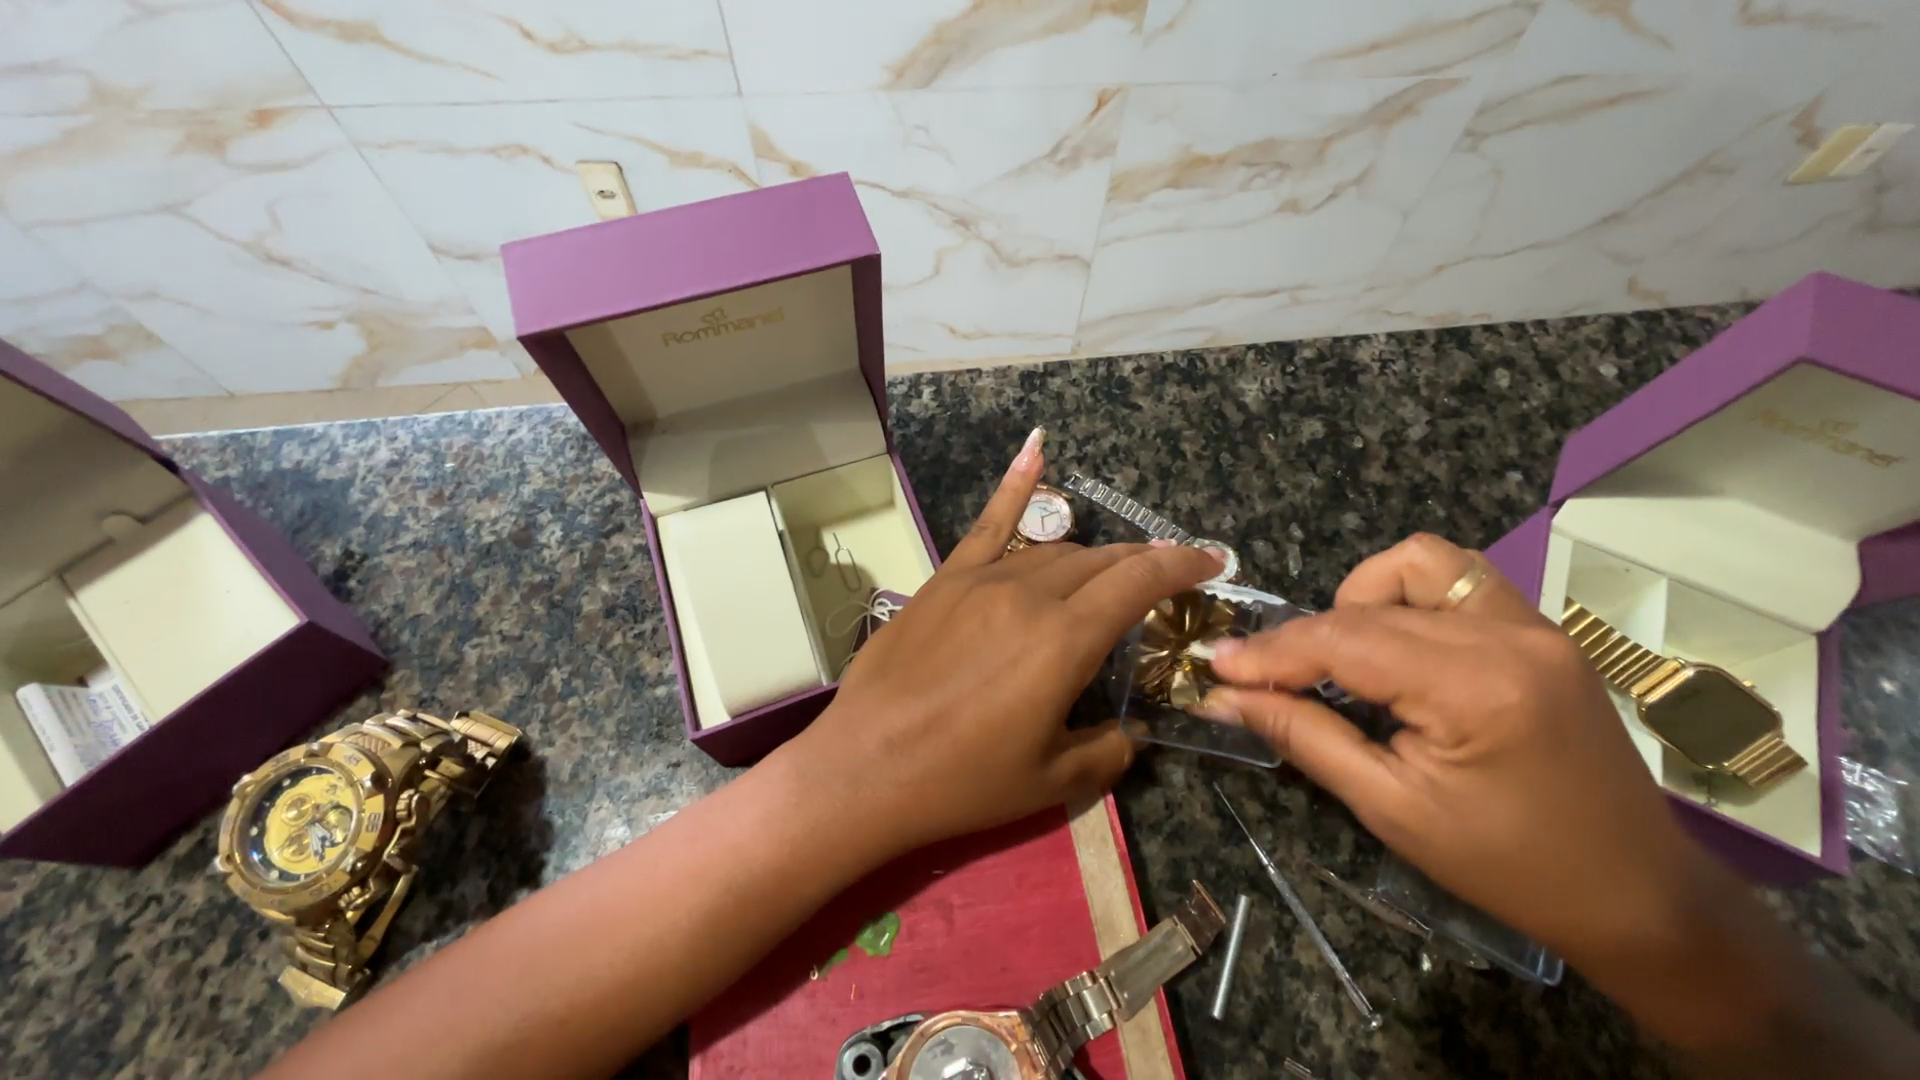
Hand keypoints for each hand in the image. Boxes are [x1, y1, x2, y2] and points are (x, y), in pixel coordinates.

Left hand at [786, 428, 1223, 854]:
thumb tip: (1133, 731)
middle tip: (1163, 580)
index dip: (1182, 565)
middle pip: (1099, 561)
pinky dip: (1015, 486)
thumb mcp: (1052, 781)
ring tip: (1110, 569)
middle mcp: (1028, 595)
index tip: (1210, 562)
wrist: (864, 769)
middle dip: (1141, 564)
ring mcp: (980, 581)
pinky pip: (987, 525)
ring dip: (1091, 557)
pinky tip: (1037, 449)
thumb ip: (1109, 751)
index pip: (1139, 582)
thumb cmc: (961, 782)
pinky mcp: (943, 581)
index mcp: (1064, 641)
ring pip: (1053, 550)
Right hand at [1201, 534, 1705, 968]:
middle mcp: (1508, 634)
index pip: (1344, 640)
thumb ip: (1304, 736)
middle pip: (1369, 605)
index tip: (1216, 667)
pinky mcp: (1541, 632)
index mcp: (1475, 687)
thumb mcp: (1391, 809)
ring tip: (1341, 655)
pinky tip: (1394, 644)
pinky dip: (1409, 596)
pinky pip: (1460, 579)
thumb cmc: (1509, 866)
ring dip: (1361, 597)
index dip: (1270, 652)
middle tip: (1259, 679)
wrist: (1637, 894)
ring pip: (1419, 563)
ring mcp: (1533, 626)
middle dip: (1301, 637)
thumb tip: (1225, 697)